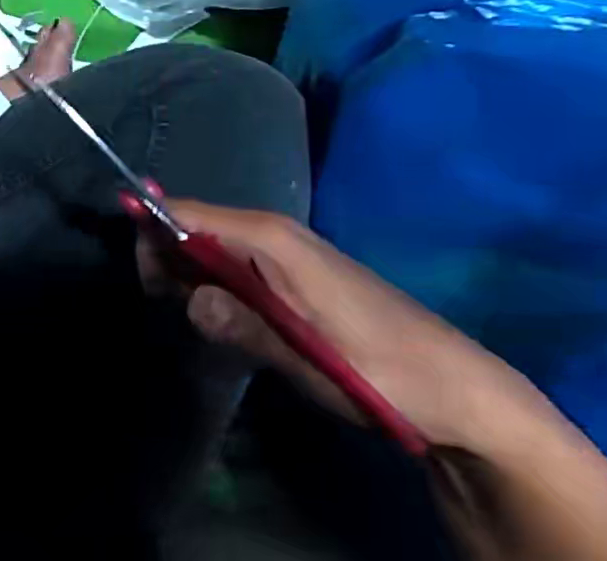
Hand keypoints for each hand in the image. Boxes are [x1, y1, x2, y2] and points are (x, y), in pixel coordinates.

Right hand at [135, 200, 549, 454]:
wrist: (464, 394)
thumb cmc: (384, 368)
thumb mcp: (308, 355)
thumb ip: (242, 324)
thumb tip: (185, 301)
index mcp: (267, 236)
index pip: (182, 212)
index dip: (149, 231)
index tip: (142, 279)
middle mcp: (267, 231)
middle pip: (188, 226)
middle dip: (167, 262)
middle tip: (173, 309)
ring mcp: (278, 249)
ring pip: (204, 246)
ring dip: (189, 278)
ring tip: (205, 320)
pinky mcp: (287, 270)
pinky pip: (228, 262)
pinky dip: (212, 285)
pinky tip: (227, 317)